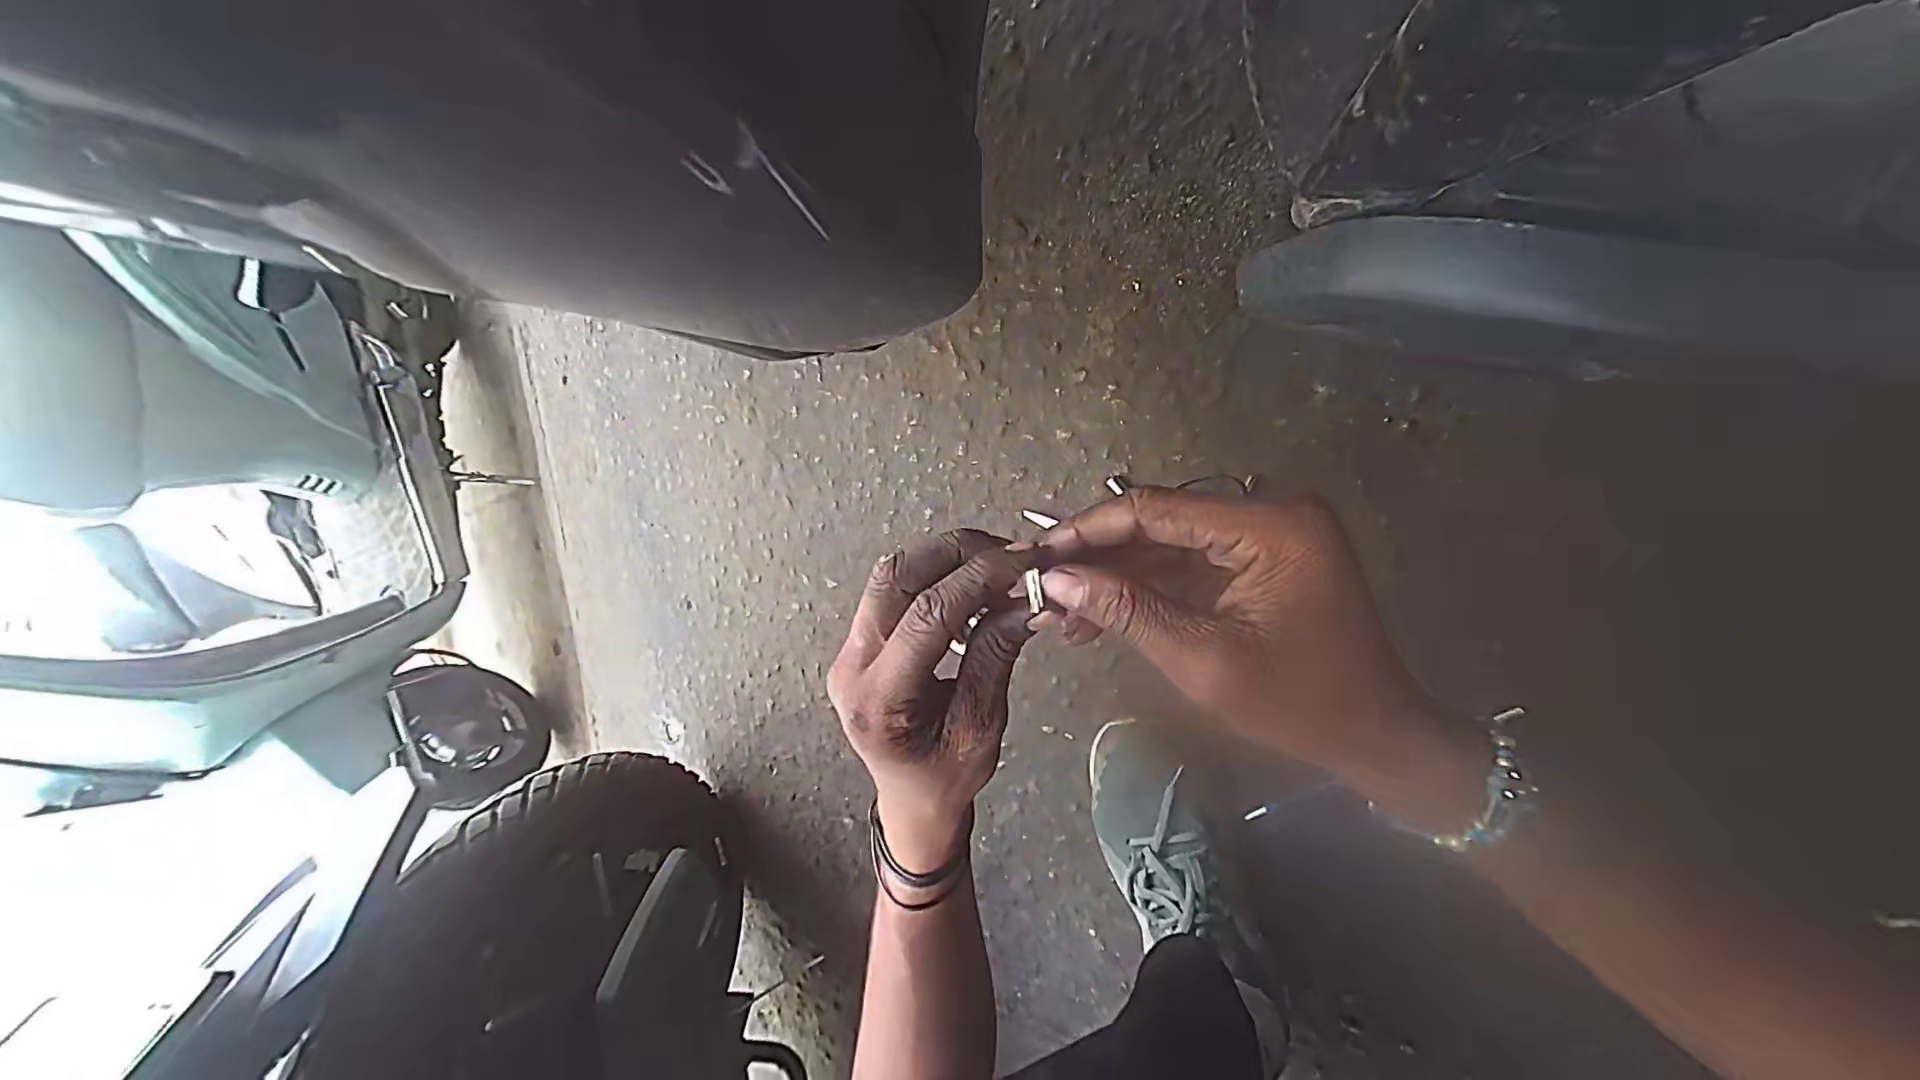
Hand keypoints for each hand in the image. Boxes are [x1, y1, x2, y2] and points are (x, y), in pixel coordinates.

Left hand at [828, 530, 1036, 872]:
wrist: (911, 799)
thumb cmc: (946, 778)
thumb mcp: (981, 725)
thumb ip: (996, 656)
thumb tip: (1030, 600)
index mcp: (880, 699)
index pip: (927, 615)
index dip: (978, 579)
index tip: (1022, 564)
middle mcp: (852, 667)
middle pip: (896, 578)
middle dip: (956, 552)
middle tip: (1007, 553)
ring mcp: (849, 651)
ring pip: (890, 575)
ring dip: (943, 558)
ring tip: (993, 563)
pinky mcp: (859, 642)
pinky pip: (892, 590)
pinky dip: (933, 574)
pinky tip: (968, 583)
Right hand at [1034, 487, 1439, 777]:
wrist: (1376, 737)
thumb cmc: (1301, 704)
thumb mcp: (1204, 660)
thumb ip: (1128, 611)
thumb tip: (1059, 580)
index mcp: (1270, 525)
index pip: (1157, 509)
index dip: (1090, 529)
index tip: (1041, 552)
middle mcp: (1268, 514)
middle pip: (1158, 524)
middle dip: (1097, 557)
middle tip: (1043, 584)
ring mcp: (1262, 537)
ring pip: (1164, 547)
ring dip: (1113, 577)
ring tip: (1061, 610)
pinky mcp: (1253, 562)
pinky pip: (1184, 566)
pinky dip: (1142, 589)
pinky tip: (1098, 615)